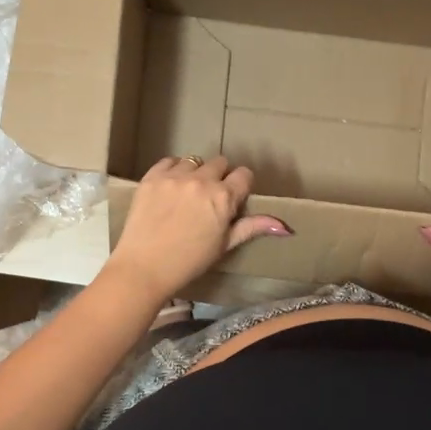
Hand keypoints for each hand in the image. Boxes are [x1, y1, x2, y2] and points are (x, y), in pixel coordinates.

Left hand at [102, 155, 289, 302]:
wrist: (144, 268)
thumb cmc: (189, 262)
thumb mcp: (225, 245)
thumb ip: (252, 227)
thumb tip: (286, 226)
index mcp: (223, 197)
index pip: (244, 175)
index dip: (241, 186)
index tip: (233, 199)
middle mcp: (201, 180)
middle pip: (220, 163)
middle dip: (219, 177)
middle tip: (209, 198)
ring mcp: (174, 177)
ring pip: (194, 161)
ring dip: (195, 173)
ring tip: (187, 194)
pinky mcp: (151, 177)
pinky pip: (169, 161)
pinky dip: (172, 170)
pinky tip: (170, 188)